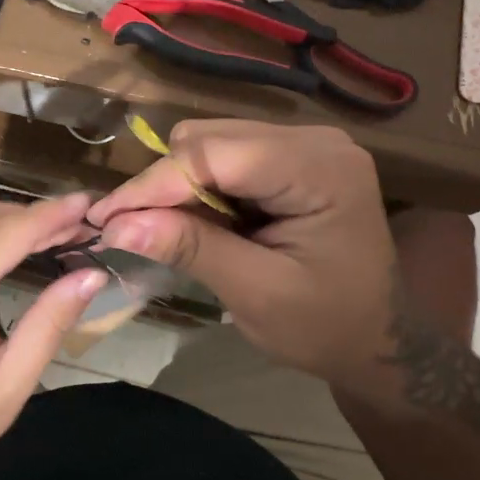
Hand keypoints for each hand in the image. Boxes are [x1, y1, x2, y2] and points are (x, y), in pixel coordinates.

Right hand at [88, 121, 396, 385]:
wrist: (375, 339)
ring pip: (206, 143)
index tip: (104, 220)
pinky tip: (200, 224)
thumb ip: (190, 249)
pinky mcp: (289, 159)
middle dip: (163, 186)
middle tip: (133, 234)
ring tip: (172, 234)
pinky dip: (197, 189)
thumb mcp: (256, 292)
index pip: (214, 155)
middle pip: (207, 139)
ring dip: (177, 188)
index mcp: (320, 170)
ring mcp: (303, 146)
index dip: (153, 184)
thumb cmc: (324, 325)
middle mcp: (314, 141)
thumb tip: (116, 226)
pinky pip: (221, 157)